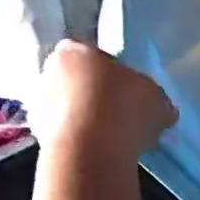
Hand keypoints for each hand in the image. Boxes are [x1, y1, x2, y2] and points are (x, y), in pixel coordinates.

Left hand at [30, 40, 176, 159]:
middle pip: (80, 80)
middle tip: (123, 117)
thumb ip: (156, 98)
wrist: (91, 147)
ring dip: (88, 117)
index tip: (131, 94)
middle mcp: (50, 68)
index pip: (97, 56)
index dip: (116, 75)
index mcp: (76, 50)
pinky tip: (100, 150)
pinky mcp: (38, 129)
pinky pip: (66, 130)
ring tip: (114, 138)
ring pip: (70, 105)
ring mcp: (39, 99)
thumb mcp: (157, 99)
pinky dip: (80, 138)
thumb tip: (160, 107)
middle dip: (98, 96)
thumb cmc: (124, 109)